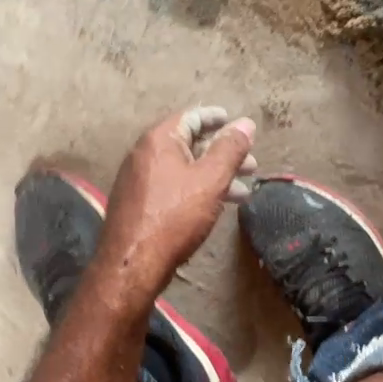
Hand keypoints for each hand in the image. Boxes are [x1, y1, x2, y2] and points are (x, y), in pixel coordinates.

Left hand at [96, 107, 256, 293]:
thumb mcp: (210, 180)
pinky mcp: (138, 203)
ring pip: (183, 168)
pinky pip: (173, 185)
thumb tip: (245, 123)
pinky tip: (215, 206)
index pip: (192, 116)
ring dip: (214, 175)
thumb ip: (230, 149)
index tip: (237, 122)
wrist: (131, 264)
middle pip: (189, 143)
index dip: (217, 118)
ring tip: (242, 192)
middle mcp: (144, 154)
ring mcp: (138, 179)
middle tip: (251, 165)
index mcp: (159, 140)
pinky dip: (196, 189)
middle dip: (222, 153)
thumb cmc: (174, 216)